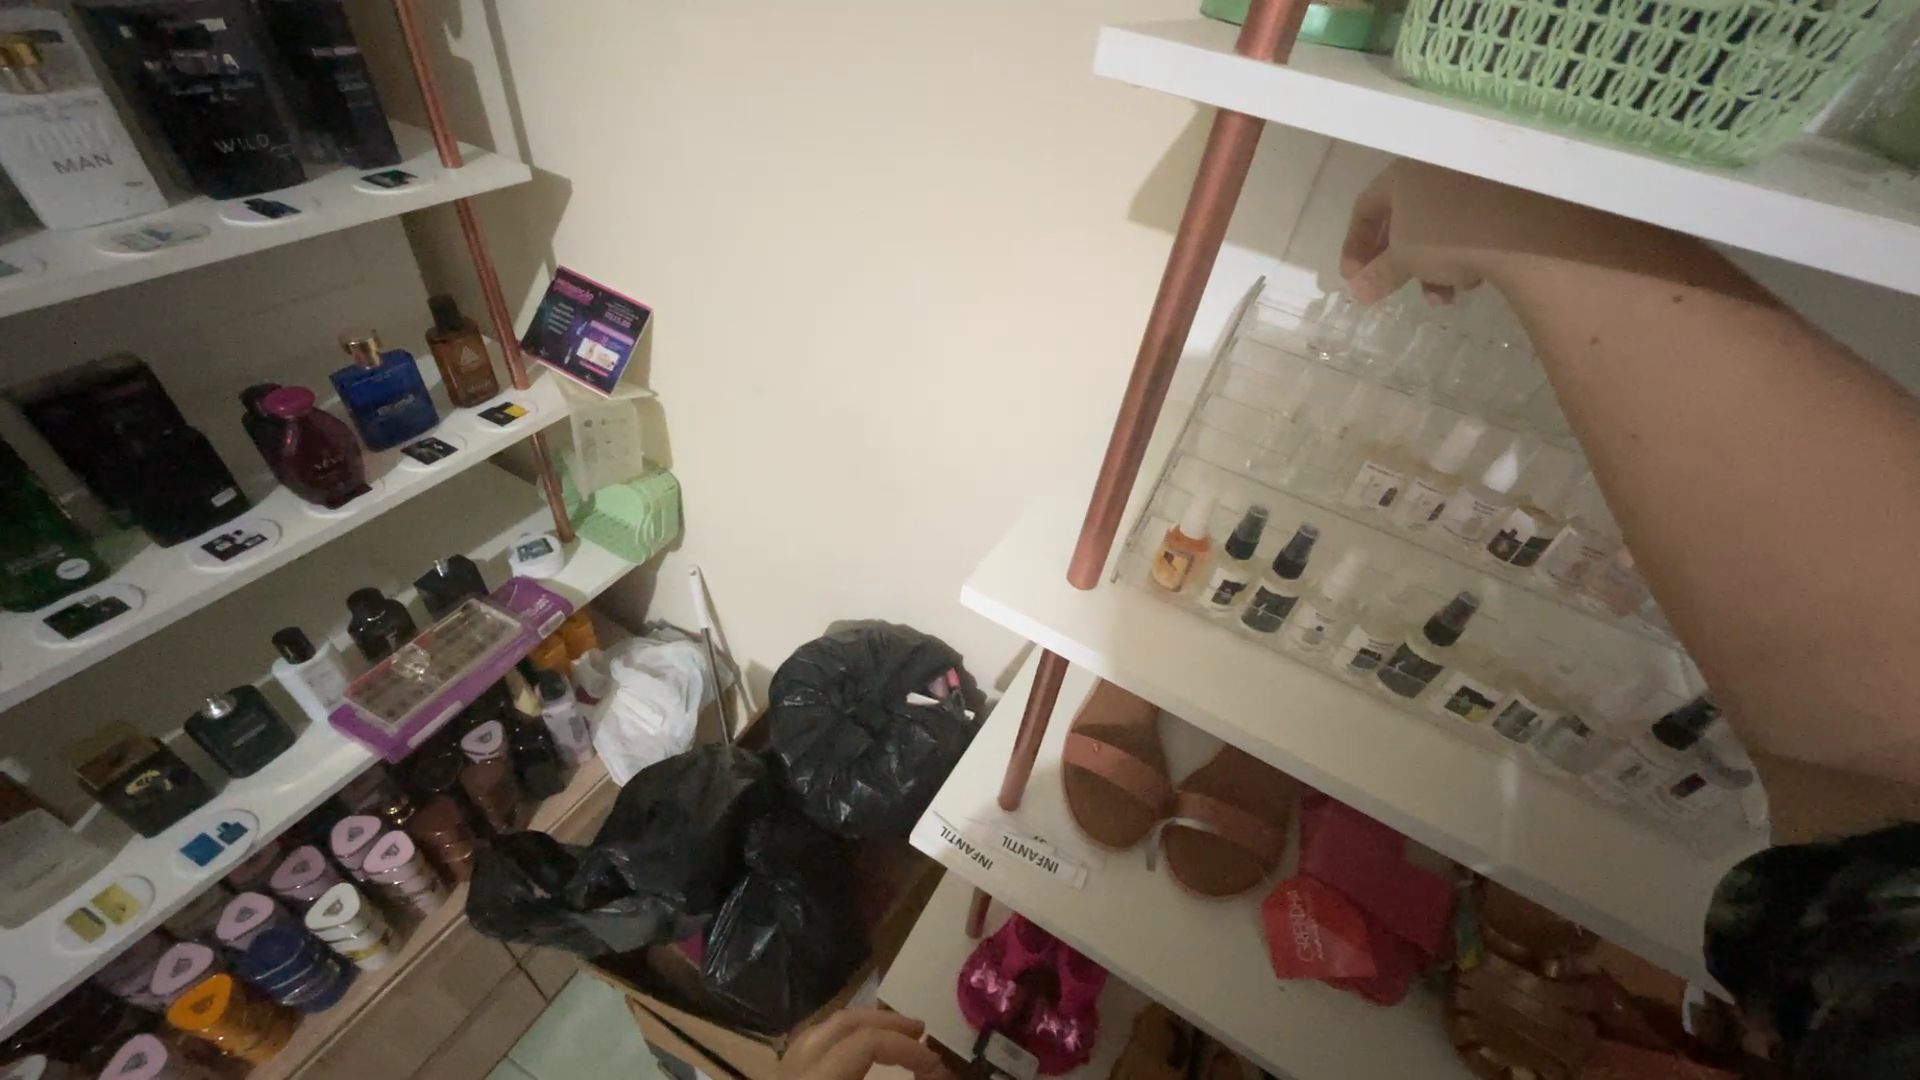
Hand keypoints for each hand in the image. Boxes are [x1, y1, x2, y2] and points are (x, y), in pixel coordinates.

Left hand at [780, 1010, 956, 1079]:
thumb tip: (939, 1070)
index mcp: (816, 1078)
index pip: (864, 1043)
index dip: (904, 1047)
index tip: (934, 1061)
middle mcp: (795, 1067)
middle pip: (843, 1023)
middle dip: (885, 1023)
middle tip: (920, 1030)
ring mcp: (785, 1071)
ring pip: (824, 1029)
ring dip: (864, 1026)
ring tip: (894, 1034)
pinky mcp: (784, 1079)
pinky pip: (812, 1047)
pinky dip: (841, 1041)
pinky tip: (860, 1052)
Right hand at [1342, 159, 1670, 306]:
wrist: (1532, 226)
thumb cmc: (1450, 236)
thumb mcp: (1403, 260)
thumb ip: (1376, 275)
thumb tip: (1358, 290)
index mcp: (1406, 172)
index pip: (1366, 207)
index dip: (1354, 246)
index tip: (1355, 278)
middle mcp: (1440, 165)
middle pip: (1406, 218)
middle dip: (1399, 262)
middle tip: (1395, 288)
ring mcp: (1481, 173)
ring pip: (1442, 224)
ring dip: (1433, 266)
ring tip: (1444, 296)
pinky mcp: (1516, 187)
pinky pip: (1475, 220)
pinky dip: (1465, 250)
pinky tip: (1474, 278)